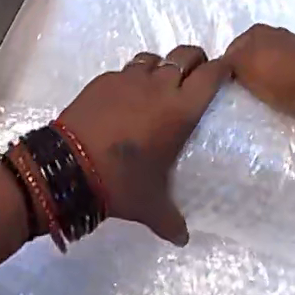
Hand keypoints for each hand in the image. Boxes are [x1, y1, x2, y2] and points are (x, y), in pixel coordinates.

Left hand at [55, 45, 228, 245]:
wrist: (69, 166)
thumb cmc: (121, 182)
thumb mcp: (150, 206)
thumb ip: (170, 220)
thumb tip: (182, 239)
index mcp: (180, 110)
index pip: (211, 75)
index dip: (222, 69)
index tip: (225, 72)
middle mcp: (159, 86)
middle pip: (186, 55)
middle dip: (196, 60)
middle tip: (197, 73)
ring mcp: (128, 79)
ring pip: (154, 58)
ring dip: (161, 66)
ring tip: (159, 83)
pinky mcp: (103, 80)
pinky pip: (125, 70)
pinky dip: (131, 78)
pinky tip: (125, 97)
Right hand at [223, 23, 294, 115]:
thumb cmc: (275, 77)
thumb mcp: (244, 72)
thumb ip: (229, 64)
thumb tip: (223, 65)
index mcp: (254, 31)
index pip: (231, 50)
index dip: (228, 67)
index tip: (228, 82)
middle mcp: (272, 31)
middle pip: (251, 50)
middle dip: (247, 65)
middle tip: (245, 84)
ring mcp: (291, 41)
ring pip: (269, 55)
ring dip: (265, 66)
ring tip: (265, 84)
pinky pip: (285, 61)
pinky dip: (280, 68)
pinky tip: (282, 80)